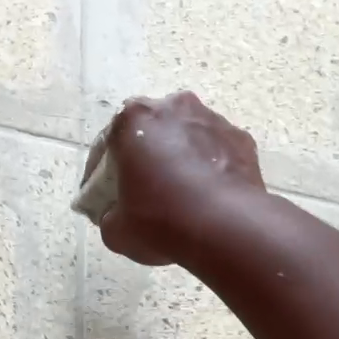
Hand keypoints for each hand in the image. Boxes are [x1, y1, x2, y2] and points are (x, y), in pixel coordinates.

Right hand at [93, 91, 266, 266]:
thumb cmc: (159, 221)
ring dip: (177, 160)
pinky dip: (207, 170)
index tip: (100, 195)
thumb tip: (116, 215)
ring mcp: (211, 119)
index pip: (106, 145)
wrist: (225, 227)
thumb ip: (109, 216)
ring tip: (177, 196)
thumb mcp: (116, 231)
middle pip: (149, 133)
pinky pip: (214, 153)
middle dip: (143, 158)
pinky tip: (205, 198)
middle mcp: (172, 107)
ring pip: (185, 139)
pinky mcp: (240, 138)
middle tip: (139, 190)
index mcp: (133, 120)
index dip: (99, 174)